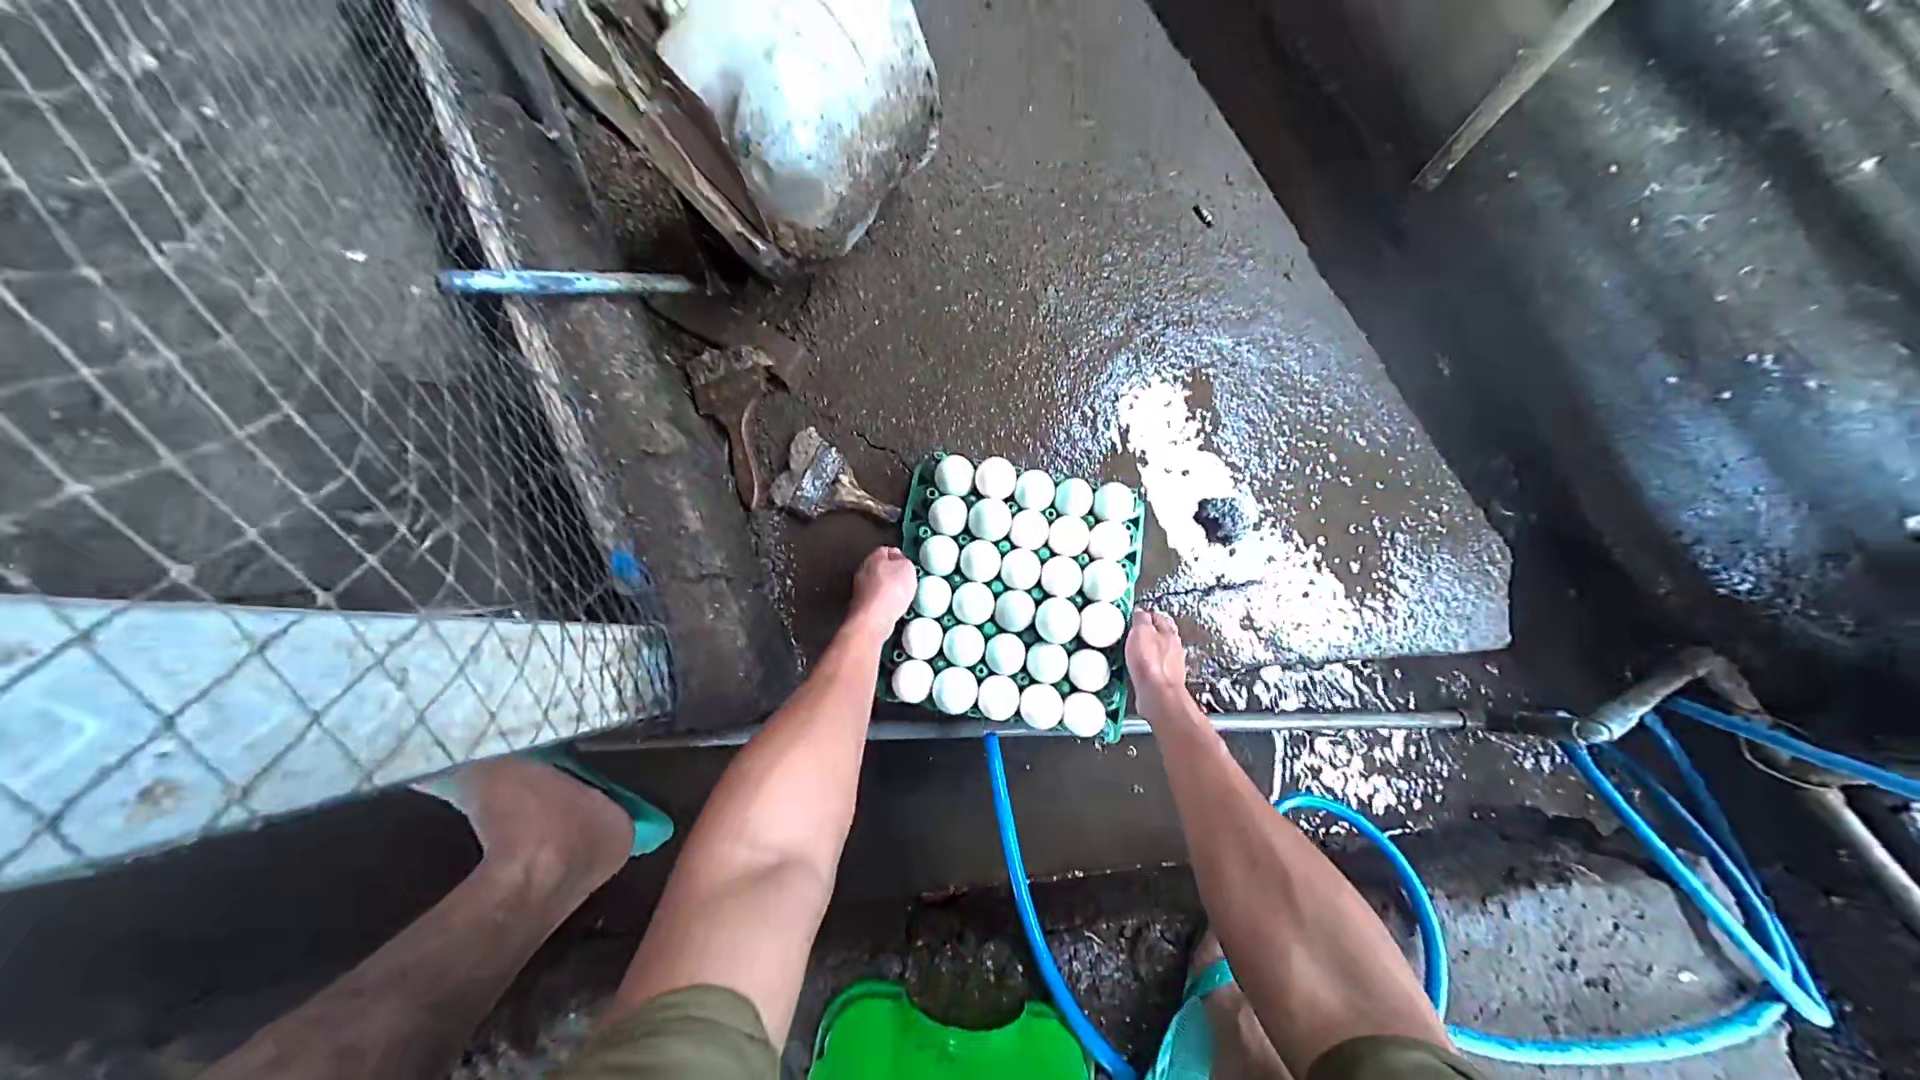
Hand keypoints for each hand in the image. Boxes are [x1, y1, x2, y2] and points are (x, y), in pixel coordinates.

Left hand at [848, 546, 916, 638]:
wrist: (874, 620)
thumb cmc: (889, 592)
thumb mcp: (907, 568)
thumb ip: (904, 561)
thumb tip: (902, 562)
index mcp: (873, 558)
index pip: (886, 550)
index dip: (898, 556)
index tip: (906, 563)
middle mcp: (863, 572)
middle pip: (881, 569)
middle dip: (893, 574)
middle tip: (906, 582)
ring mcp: (860, 591)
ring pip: (878, 586)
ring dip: (889, 591)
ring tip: (901, 598)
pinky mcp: (861, 607)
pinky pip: (877, 602)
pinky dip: (885, 605)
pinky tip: (893, 610)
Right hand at [1125, 608, 1192, 724]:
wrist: (1158, 695)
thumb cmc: (1150, 663)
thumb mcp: (1140, 632)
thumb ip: (1141, 620)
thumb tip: (1140, 612)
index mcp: (1169, 633)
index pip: (1158, 617)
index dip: (1146, 615)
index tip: (1136, 615)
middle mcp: (1174, 649)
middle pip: (1161, 635)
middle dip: (1149, 633)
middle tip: (1134, 633)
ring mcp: (1171, 667)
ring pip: (1159, 653)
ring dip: (1148, 651)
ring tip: (1134, 651)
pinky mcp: (1163, 682)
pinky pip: (1154, 670)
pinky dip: (1146, 668)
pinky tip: (1137, 670)